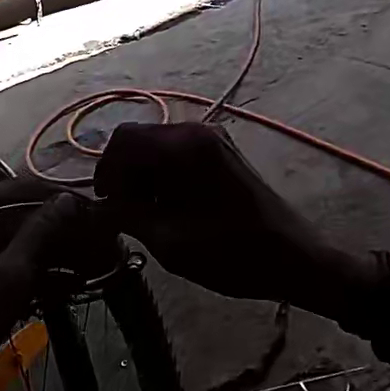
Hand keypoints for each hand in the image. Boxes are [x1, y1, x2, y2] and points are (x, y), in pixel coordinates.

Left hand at [0, 180, 91, 390]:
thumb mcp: (9, 276)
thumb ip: (42, 233)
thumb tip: (67, 200)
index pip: (26, 189)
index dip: (68, 202)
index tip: (105, 215)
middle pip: (23, 217)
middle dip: (66, 234)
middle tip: (108, 249)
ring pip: (18, 245)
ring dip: (56, 257)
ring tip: (98, 269)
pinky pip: (5, 267)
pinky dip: (34, 276)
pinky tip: (71, 287)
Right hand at [94, 123, 374, 317]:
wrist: (295, 259)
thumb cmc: (232, 254)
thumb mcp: (170, 241)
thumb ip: (125, 217)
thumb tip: (94, 208)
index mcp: (185, 146)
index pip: (124, 140)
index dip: (105, 172)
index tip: (104, 206)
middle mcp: (199, 131)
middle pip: (140, 141)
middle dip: (124, 175)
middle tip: (124, 215)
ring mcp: (215, 140)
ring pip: (158, 149)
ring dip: (144, 178)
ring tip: (148, 218)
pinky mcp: (224, 154)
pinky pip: (180, 156)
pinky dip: (165, 178)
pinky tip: (171, 210)